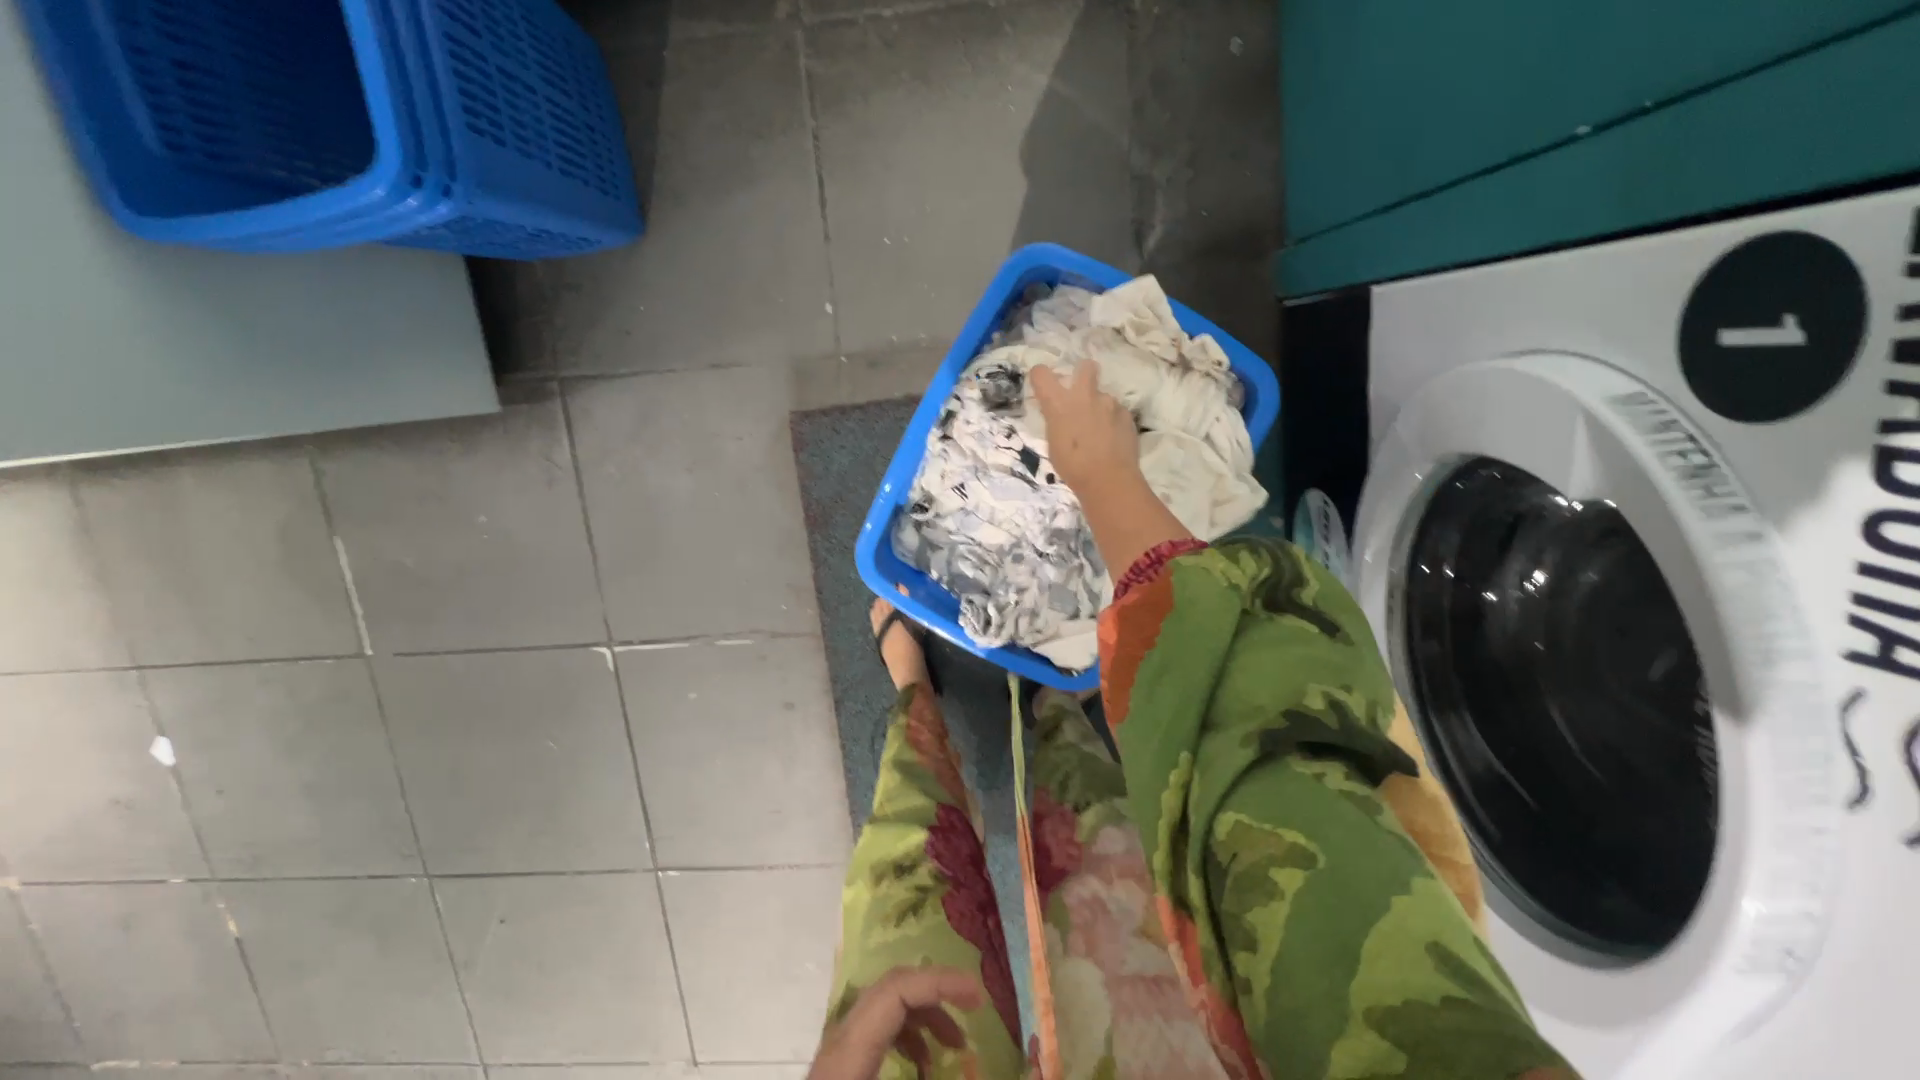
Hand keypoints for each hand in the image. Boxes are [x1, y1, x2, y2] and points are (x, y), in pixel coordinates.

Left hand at [808, 967, 984, 1079]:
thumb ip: (927, 1078)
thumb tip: (973, 1071)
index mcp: (849, 1054)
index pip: (896, 992)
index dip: (939, 984)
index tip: (978, 998)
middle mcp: (839, 1043)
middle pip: (889, 989)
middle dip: (935, 992)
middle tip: (973, 1006)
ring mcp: (836, 1054)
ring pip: (883, 1007)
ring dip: (924, 1015)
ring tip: (955, 1043)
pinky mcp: (839, 1068)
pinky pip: (877, 1030)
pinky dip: (907, 1035)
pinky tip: (924, 1064)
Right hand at [1030, 358, 1139, 496]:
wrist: (1108, 479)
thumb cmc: (1072, 466)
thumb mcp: (1053, 443)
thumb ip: (1056, 421)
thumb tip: (1060, 413)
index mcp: (1059, 403)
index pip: (1041, 373)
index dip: (1041, 377)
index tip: (1045, 387)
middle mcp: (1084, 395)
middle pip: (1085, 366)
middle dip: (1084, 373)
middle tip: (1082, 393)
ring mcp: (1108, 402)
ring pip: (1103, 396)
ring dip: (1100, 407)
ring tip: (1100, 430)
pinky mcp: (1126, 413)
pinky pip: (1116, 411)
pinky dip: (1113, 421)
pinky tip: (1113, 439)